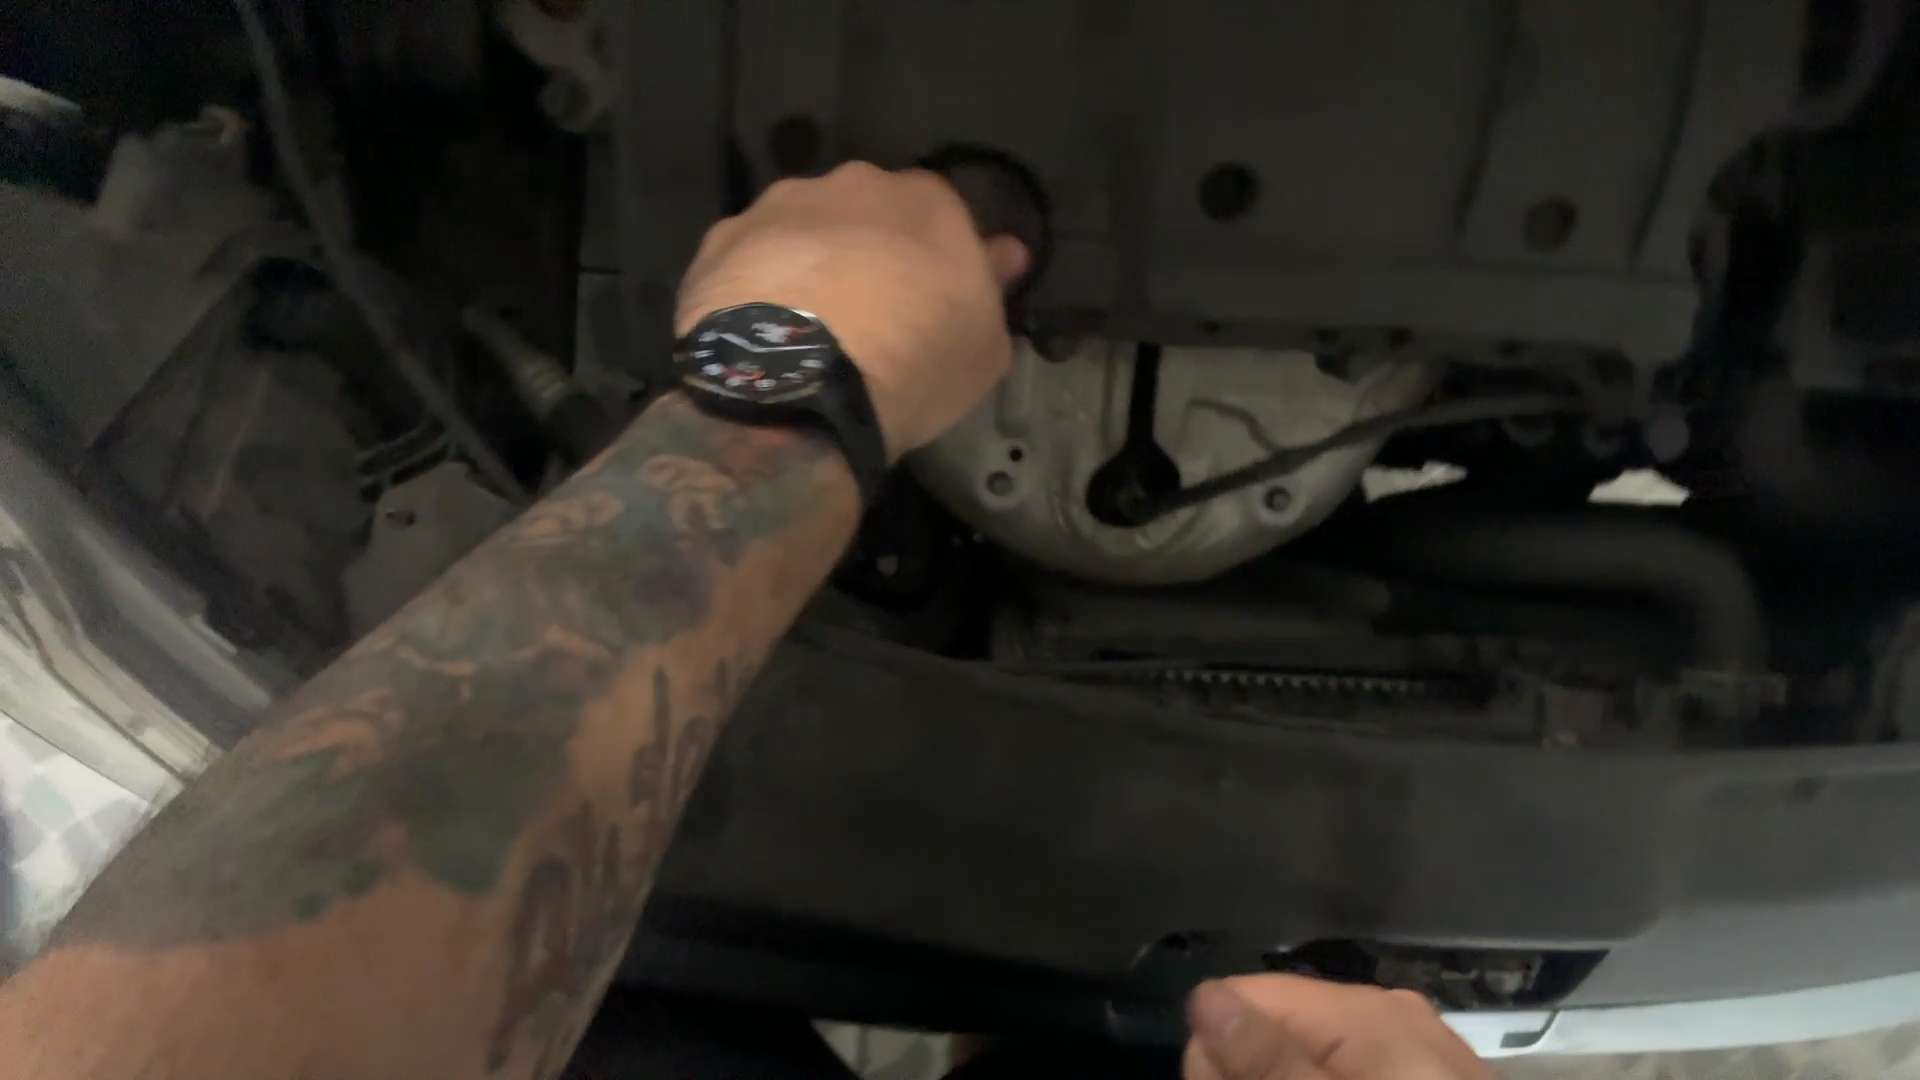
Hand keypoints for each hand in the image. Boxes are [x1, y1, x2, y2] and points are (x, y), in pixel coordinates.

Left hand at [675, 162, 1029, 459]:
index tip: (932, 302)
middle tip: (870, 316)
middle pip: (868, 215)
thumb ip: (993, 290)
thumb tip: (1005, 252)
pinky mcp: (720, 242)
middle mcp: (852, 185)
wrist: (805, 388)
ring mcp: (779, 207)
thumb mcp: (984, 348)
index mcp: (926, 202)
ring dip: (812, 266)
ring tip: (809, 332)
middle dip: (871, 253)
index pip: (942, 218)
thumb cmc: (915, 365)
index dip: (936, 261)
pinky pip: (752, 261)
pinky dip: (760, 288)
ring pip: (804, 231)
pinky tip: (764, 336)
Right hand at [1184, 976, 1496, 1079]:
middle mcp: (1391, 1018)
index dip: (1217, 1055)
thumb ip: (1267, 1063)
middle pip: (1275, 1028)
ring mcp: (1417, 1057)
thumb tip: (1204, 997)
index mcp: (1365, 1011)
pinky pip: (1350, 1073)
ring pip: (1309, 1060)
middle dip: (1253, 1075)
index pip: (1241, 998)